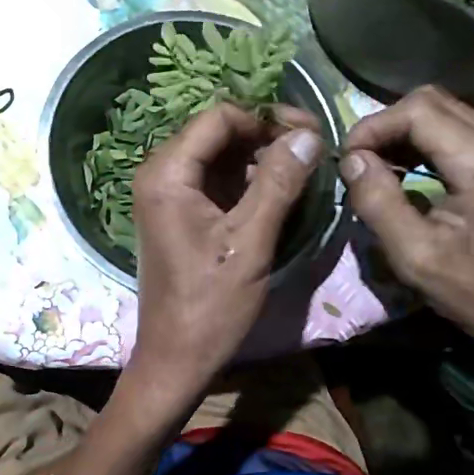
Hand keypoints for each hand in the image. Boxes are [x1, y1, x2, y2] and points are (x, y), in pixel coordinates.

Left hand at [128, 104, 322, 404]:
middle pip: (218, 134)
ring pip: (219, 158)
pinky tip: (281, 190)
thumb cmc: (210, 303)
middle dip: (266, 135)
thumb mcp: (250, 240)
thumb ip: (278, 182)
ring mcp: (168, 196)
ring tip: (305, 169)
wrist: (176, 356)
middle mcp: (160, 176)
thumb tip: (309, 135)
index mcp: (167, 174)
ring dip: (260, 158)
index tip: (310, 132)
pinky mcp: (180, 215)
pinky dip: (248, 181)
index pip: (219, 118)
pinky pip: (216, 182)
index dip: (266, 118)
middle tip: (313, 148)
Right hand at [339, 85, 473, 362]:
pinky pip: (456, 127)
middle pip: (432, 101)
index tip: (347, 160)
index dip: (374, 126)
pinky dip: (422, 139)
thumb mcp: (413, 256)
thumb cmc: (473, 293)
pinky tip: (404, 169)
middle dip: (385, 124)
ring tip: (376, 166)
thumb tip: (350, 159)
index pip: (419, 111)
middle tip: (359, 161)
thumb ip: (378, 202)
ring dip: (402, 131)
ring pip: (443, 109)